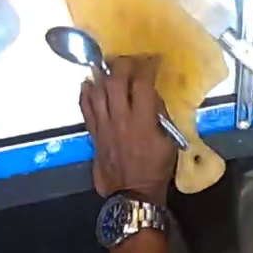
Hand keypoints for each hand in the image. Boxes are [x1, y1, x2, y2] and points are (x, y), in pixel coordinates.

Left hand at [81, 55, 174, 207]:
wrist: (132, 193)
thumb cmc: (155, 168)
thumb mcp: (168, 142)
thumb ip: (160, 115)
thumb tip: (152, 94)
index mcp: (142, 121)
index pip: (143, 84)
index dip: (148, 67)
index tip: (153, 59)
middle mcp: (120, 119)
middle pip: (116, 81)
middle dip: (123, 64)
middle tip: (130, 59)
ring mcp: (103, 125)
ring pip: (98, 91)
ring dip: (103, 74)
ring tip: (109, 65)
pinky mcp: (93, 132)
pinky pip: (84, 107)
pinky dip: (85, 92)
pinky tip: (88, 82)